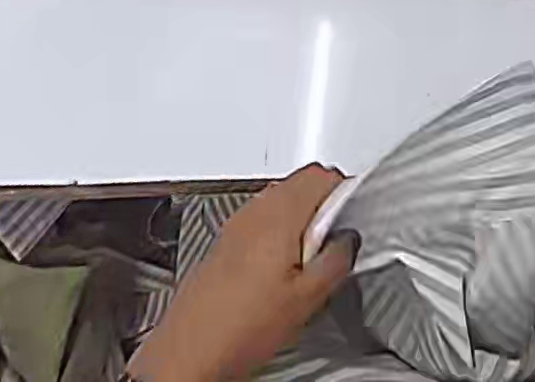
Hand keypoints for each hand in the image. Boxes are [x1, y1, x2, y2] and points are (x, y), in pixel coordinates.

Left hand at [129, 164, 357, 381]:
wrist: (183, 359)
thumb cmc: (236, 330)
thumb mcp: (306, 298)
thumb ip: (338, 259)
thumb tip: (349, 240)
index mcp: (281, 212)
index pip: (324, 175)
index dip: (345, 193)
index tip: (351, 218)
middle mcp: (258, 208)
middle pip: (304, 182)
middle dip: (324, 206)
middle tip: (332, 241)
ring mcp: (238, 223)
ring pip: (283, 200)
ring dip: (302, 218)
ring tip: (305, 262)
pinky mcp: (226, 240)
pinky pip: (263, 218)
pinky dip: (279, 232)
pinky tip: (277, 273)